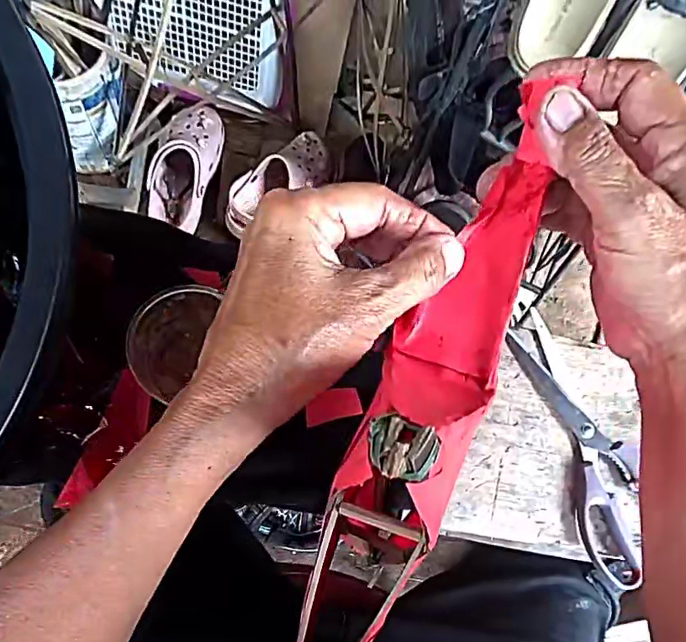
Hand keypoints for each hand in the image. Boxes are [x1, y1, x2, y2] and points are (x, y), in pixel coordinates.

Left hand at [182, 183, 464, 436]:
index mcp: (298, 213)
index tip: (445, 248)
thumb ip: (415, 274)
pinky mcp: (276, 280)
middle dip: (403, 245)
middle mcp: (280, 223)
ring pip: (346, 245)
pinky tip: (377, 301)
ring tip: (411, 287)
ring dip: (383, 264)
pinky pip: (329, 267)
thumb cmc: (279, 357)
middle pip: (361, 219)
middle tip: (434, 268)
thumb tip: (446, 253)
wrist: (239, 397)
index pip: (379, 200)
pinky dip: (358, 280)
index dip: (420, 224)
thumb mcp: (365, 309)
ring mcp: (275, 252)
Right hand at [480, 59, 685, 389]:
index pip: (630, 85)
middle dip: (552, 135)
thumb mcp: (635, 217)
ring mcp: (632, 202)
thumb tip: (560, 115)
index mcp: (683, 148)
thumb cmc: (682, 293)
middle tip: (517, 144)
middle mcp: (659, 169)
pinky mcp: (610, 232)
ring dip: (541, 173)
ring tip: (508, 182)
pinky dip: (544, 204)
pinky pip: (571, 203)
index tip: (540, 90)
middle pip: (597, 127)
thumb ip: (594, 161)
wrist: (676, 346)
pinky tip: (524, 208)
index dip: (583, 81)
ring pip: (578, 167)